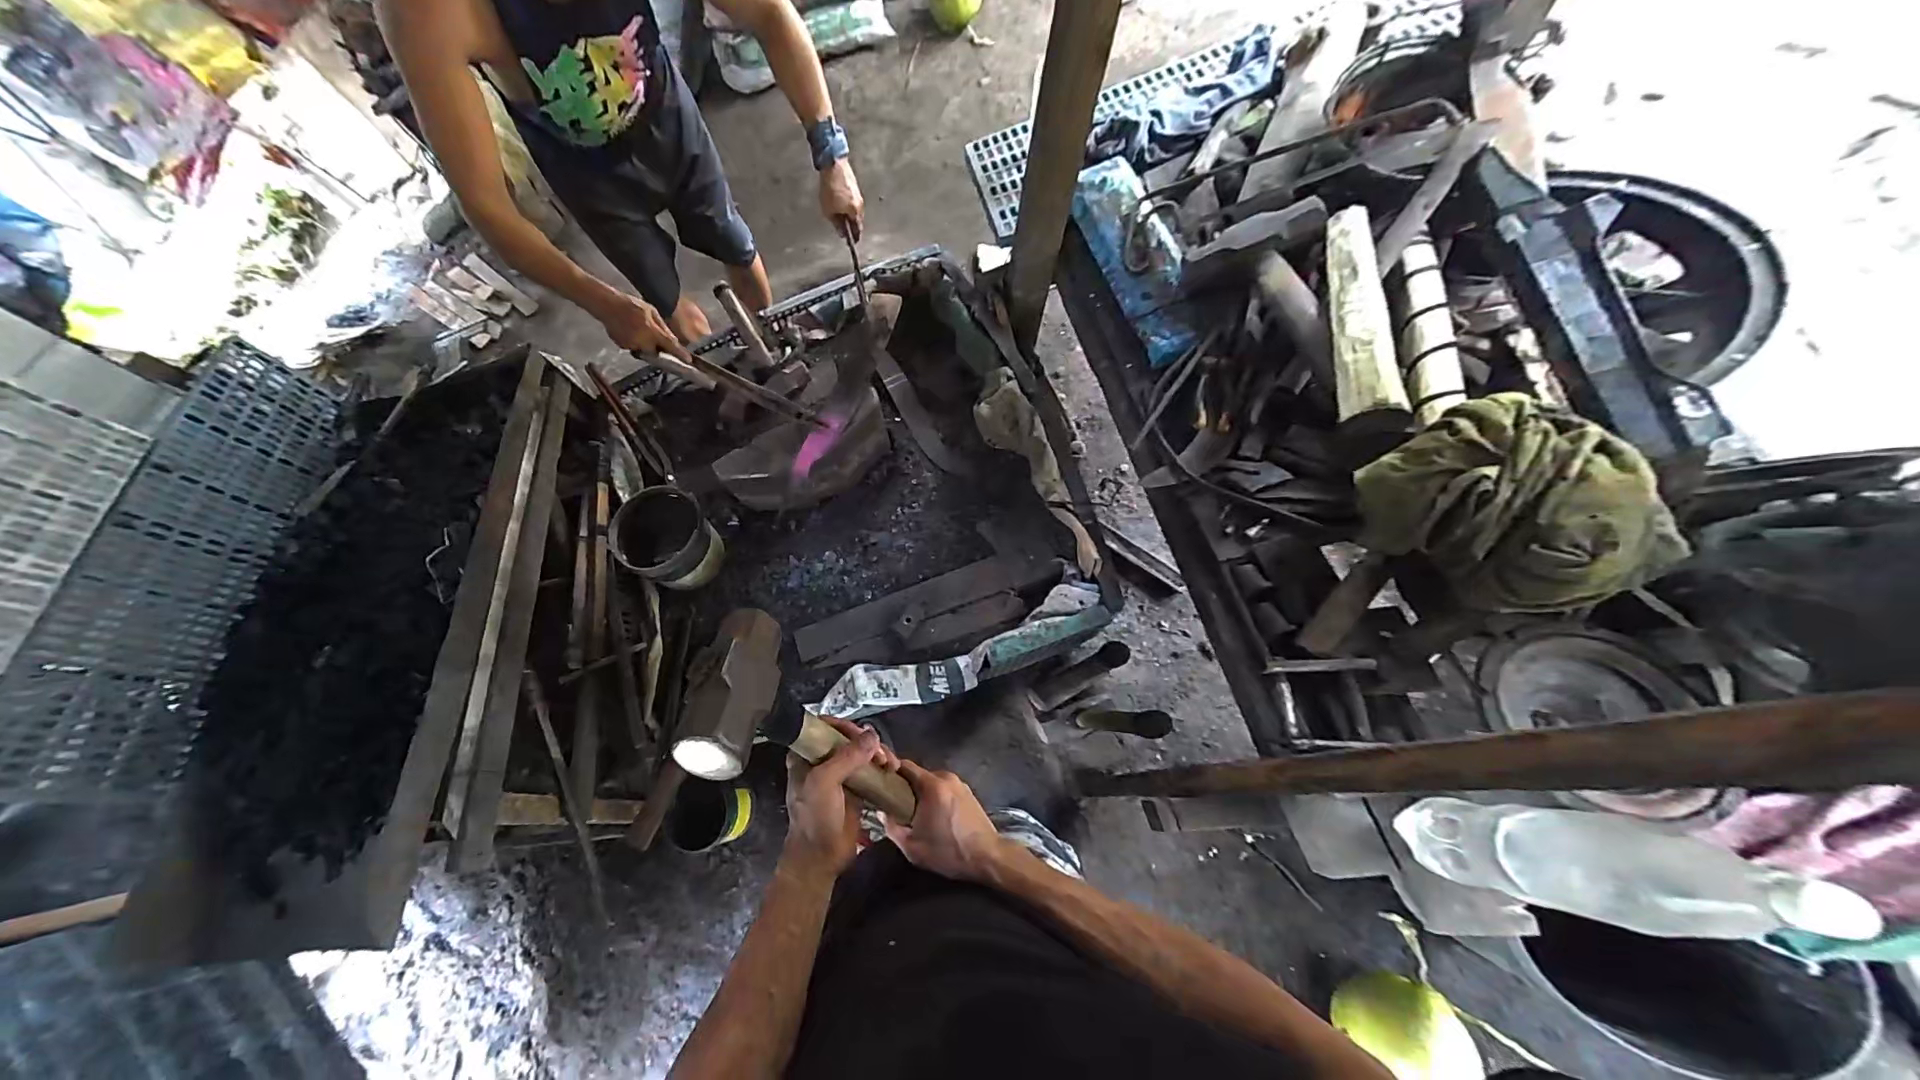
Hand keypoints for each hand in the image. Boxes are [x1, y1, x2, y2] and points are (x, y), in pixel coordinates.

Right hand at [595, 292, 695, 362]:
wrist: (606, 305)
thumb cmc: (629, 304)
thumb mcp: (652, 311)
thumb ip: (663, 327)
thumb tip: (672, 339)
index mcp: (652, 331)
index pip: (671, 346)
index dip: (681, 354)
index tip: (688, 360)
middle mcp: (643, 342)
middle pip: (657, 352)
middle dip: (658, 346)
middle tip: (652, 333)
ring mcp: (632, 345)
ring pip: (645, 350)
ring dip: (646, 344)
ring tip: (638, 328)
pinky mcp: (623, 347)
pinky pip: (634, 348)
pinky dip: (635, 342)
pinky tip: (630, 330)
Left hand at [783, 717, 897, 878]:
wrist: (822, 857)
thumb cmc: (815, 818)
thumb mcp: (824, 782)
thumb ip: (847, 757)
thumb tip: (872, 736)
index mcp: (805, 756)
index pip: (824, 728)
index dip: (842, 725)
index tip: (859, 732)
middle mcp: (822, 761)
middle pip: (848, 737)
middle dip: (866, 740)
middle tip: (879, 753)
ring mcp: (840, 774)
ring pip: (862, 752)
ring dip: (878, 753)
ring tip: (889, 764)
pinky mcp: (856, 788)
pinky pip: (872, 769)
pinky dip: (882, 766)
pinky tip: (891, 770)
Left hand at [818, 158, 864, 242]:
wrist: (833, 164)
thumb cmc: (830, 187)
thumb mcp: (829, 211)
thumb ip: (837, 224)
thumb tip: (842, 233)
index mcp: (856, 213)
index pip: (858, 230)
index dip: (854, 238)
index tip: (851, 242)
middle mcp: (860, 205)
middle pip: (857, 220)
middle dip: (851, 225)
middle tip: (843, 229)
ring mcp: (858, 195)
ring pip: (855, 210)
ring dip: (848, 214)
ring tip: (838, 214)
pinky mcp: (854, 187)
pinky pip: (852, 201)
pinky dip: (847, 205)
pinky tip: (839, 203)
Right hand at [884, 760, 1005, 883]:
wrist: (987, 856)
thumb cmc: (949, 852)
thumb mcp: (913, 847)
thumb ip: (892, 827)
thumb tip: (883, 812)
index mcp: (932, 785)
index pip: (905, 766)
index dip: (890, 772)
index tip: (882, 785)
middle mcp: (946, 778)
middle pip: (919, 774)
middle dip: (907, 787)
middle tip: (898, 806)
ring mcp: (960, 783)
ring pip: (932, 782)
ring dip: (923, 793)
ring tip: (917, 814)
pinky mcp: (968, 791)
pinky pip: (945, 788)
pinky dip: (937, 797)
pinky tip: (936, 816)